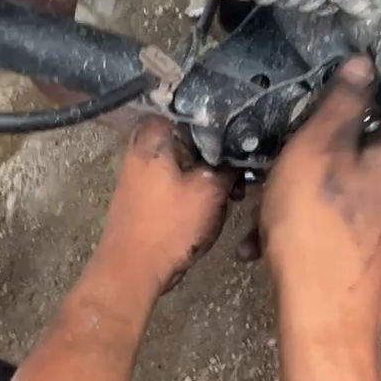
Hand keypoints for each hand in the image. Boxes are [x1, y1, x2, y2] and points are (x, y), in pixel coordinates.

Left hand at [94, 117, 232, 293]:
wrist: (132, 268)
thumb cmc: (170, 225)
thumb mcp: (211, 190)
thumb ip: (229, 165)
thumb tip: (243, 151)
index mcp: (155, 132)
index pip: (200, 113)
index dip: (229, 127)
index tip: (248, 143)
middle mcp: (143, 142)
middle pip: (194, 138)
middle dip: (219, 155)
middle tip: (239, 175)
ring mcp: (140, 167)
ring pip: (187, 160)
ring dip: (210, 174)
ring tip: (231, 194)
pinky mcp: (144, 189)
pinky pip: (177, 177)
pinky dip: (195, 186)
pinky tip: (212, 203)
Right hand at [261, 57, 380, 344]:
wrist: (326, 319)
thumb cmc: (315, 229)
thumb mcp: (315, 150)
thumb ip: (340, 103)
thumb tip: (363, 62)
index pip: (376, 114)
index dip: (333, 120)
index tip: (298, 135)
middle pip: (358, 159)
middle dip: (310, 167)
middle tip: (273, 182)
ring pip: (346, 197)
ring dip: (304, 202)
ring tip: (265, 221)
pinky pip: (347, 230)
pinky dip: (315, 230)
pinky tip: (277, 245)